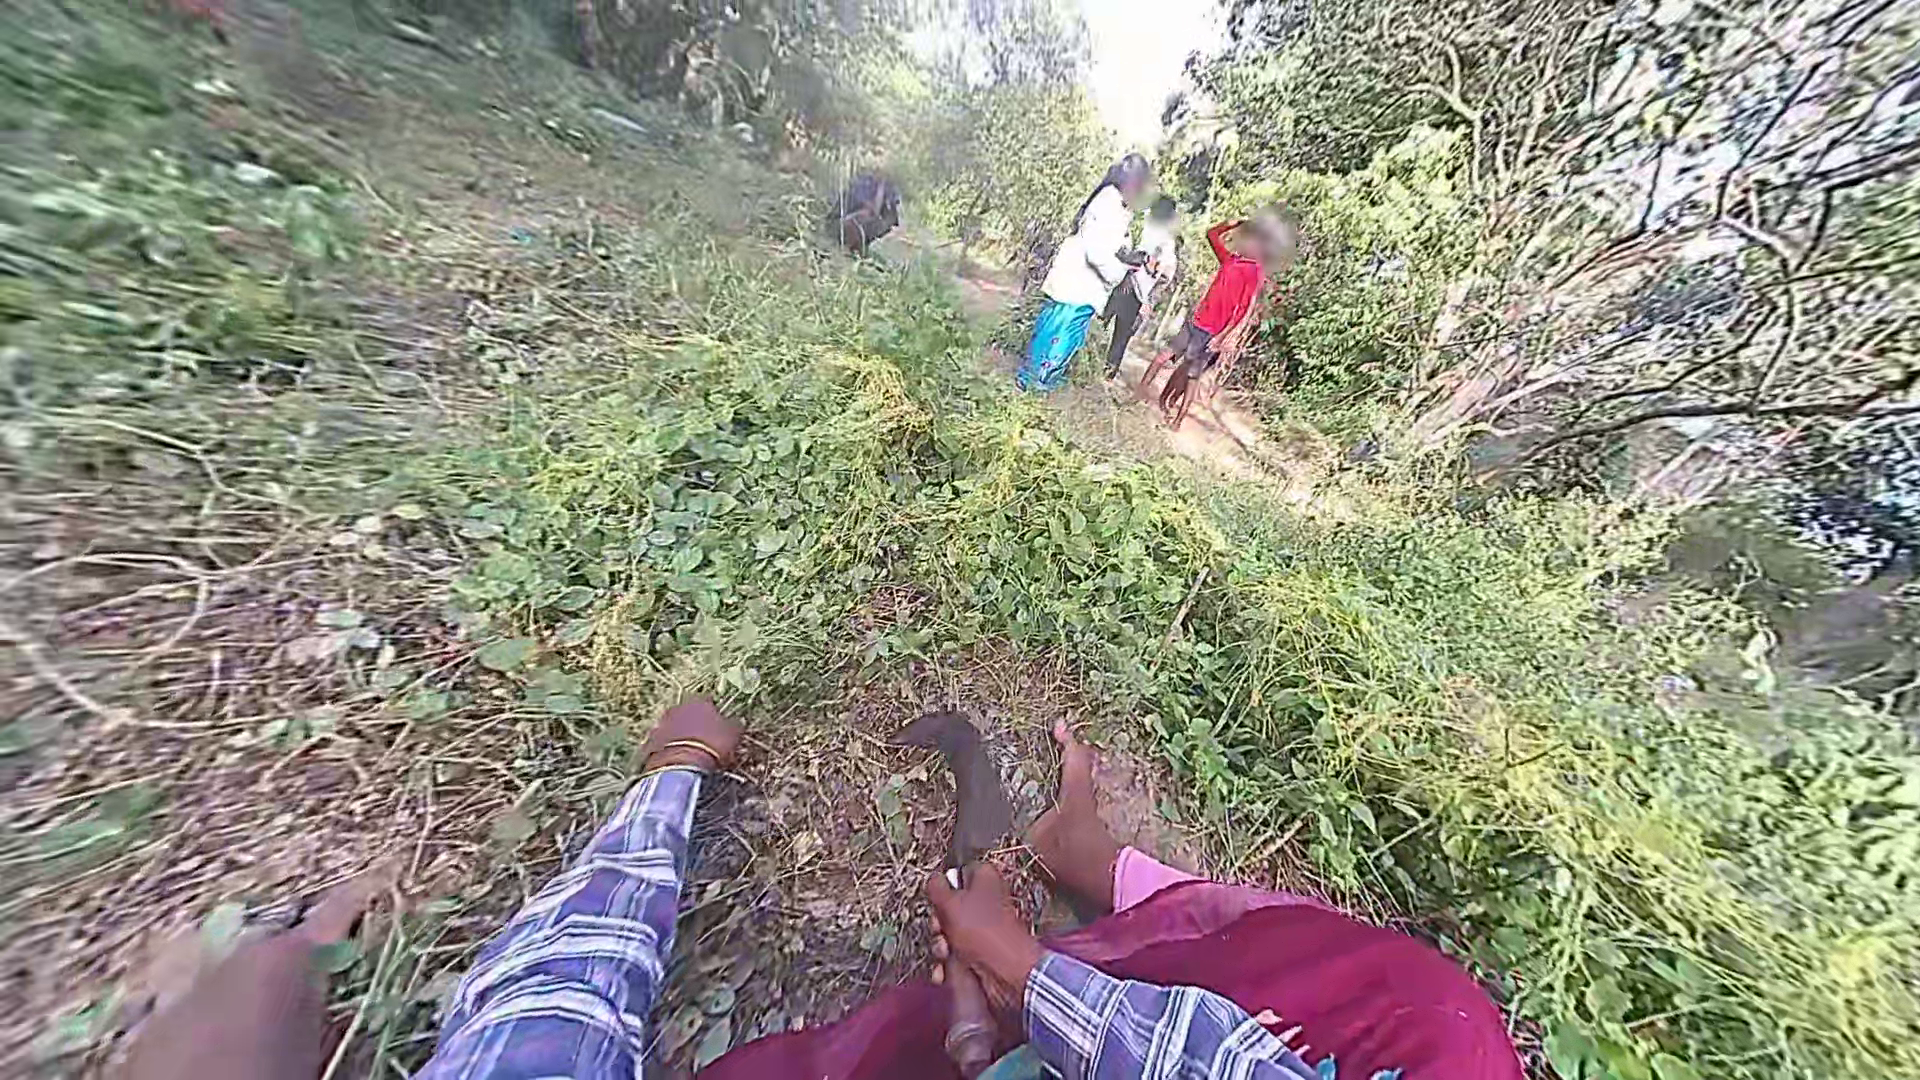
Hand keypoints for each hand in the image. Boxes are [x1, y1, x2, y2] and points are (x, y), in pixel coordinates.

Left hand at [640, 698, 741, 771]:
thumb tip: (737, 721)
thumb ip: (735, 724)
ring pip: (673, 727)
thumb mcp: (733, 733)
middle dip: (694, 721)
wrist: (680, 767)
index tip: (719, 723)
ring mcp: (660, 725)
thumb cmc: (711, 745)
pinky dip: (669, 749)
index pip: (708, 700)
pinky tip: (678, 760)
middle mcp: (677, 708)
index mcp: (698, 701)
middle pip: (687, 712)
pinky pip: (662, 744)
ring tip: (691, 750)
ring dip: (680, 735)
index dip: (714, 712)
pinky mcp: (649, 744)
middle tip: (704, 736)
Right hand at [926, 864, 1042, 1015]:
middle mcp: (987, 901)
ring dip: (942, 945)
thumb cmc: (982, 932)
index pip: (961, 872)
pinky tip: (943, 972)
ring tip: (944, 952)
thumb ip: (937, 887)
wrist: (1008, 975)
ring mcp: (985, 930)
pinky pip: (959, 954)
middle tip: (939, 929)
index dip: (946, 885)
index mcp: (985, 879)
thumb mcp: (952, 903)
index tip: (938, 898)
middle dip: (940, 921)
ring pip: (952, 932)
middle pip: (952, 905)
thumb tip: (933, 879)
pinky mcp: (983, 955)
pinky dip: (949, 964)